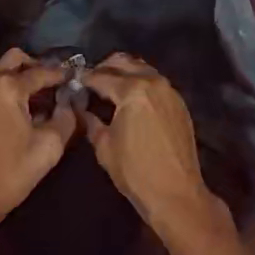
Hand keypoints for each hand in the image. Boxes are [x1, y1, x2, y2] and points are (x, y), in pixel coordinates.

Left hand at [0, 48, 76, 224]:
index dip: (62, 74)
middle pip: (18, 59)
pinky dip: (14, 88)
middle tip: (56, 83)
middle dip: (38, 66)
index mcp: (8, 87)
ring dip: (25, 77)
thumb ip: (66, 118)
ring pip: (6, 71)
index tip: (77, 77)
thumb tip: (70, 104)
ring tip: (46, 96)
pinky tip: (29, 108)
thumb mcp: (49, 146)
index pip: (42, 71)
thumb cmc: (11, 171)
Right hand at [80, 54, 219, 232]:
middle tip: (92, 79)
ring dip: (125, 71)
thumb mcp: (105, 148)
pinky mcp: (178, 100)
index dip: (86, 78)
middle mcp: (152, 82)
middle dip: (105, 66)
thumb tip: (82, 109)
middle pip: (124, 62)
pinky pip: (156, 81)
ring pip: (142, 68)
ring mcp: (168, 89)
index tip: (76, 81)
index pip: (102, 76)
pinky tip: (132, 96)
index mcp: (132, 91)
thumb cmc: (135, 172)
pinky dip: (141, 81)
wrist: (176, 193)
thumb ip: (91, 122)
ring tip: (110, 85)